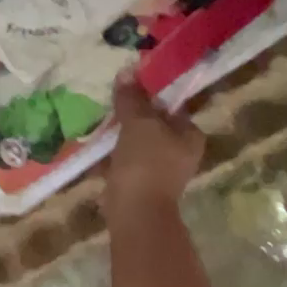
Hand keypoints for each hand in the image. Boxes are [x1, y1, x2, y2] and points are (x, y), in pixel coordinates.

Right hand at [105, 72, 205, 212]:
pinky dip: (112, 164)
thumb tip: (127, 71)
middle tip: (109, 117)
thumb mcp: (138, 124)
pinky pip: (125, 169)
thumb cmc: (144, 164)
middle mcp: (181, 155)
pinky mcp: (141, 191)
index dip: (147, 100)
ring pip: (137, 150)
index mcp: (190, 136)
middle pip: (153, 129)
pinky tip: (96, 161)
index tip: (125, 97)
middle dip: (130, 123)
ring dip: (119, 144)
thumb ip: (132, 99)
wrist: (135, 214)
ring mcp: (162, 175)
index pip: (170, 108)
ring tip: (99, 137)